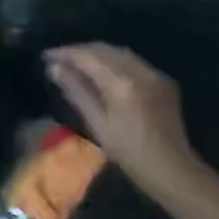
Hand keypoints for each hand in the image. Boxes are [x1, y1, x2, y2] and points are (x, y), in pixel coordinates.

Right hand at [45, 43, 207, 190]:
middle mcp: (140, 71)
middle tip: (58, 59)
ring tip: (75, 62)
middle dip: (78, 51)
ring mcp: (154, 74)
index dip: (65, 53)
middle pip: (103, 49)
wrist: (173, 170)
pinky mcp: (163, 80)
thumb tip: (54, 68)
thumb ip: (76, 91)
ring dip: (95, 53)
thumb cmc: (130, 153)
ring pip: (118, 52)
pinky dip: (113, 60)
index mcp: (123, 84)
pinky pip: (133, 61)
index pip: (88, 57)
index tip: (46, 56)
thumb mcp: (97, 124)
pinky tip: (102, 71)